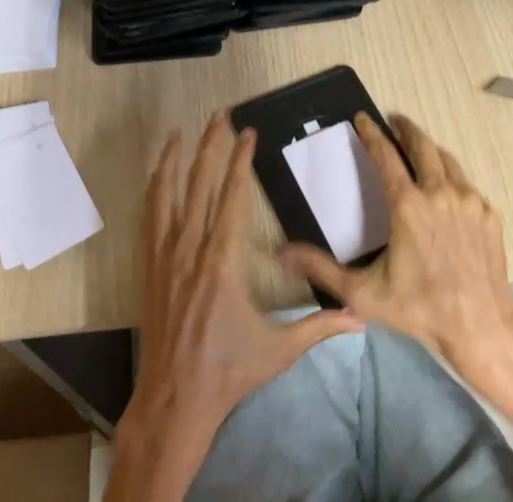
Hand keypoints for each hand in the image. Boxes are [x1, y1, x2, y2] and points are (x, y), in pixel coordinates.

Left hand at [110, 112, 362, 500]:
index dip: (240, 161)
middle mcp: (190, 250)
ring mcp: (165, 257)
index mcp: (222, 263)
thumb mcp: (279, 351)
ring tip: (180, 131)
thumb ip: (320, 327)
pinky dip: (153, 190)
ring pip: (166, 196)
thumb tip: (364, 317)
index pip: (232, 198)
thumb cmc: (229, 371)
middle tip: (219, 115)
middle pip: (198, 185)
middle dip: (210, 146)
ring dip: (174, 160)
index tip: (248, 133)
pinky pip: (149, 219)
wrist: (174, 398)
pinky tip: (157, 175)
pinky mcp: (150, 268)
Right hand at [281, 112, 512, 386]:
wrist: (481, 327)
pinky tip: (446, 187)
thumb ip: (320, 268)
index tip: (362, 118)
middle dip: (406, 129)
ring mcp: (470, 202)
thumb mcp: (362, 292)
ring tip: (419, 146)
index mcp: (408, 205)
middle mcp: (440, 194)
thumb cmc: (418, 308)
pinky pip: (467, 185)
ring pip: (448, 161)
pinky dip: (452, 177)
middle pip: (422, 146)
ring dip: (430, 149)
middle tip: (394, 120)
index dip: (372, 134)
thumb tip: (281, 252)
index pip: (386, 156)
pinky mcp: (489, 215)